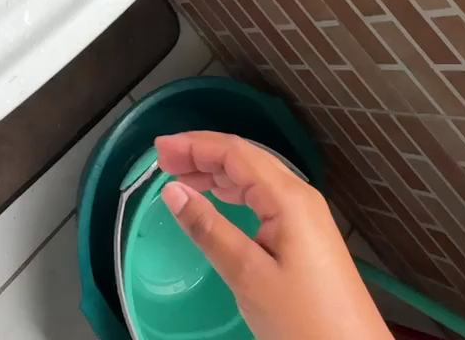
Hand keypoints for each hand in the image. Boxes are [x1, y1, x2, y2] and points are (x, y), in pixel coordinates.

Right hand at [155, 132, 392, 339]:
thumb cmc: (304, 319)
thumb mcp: (248, 275)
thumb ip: (209, 229)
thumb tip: (172, 190)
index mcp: (287, 196)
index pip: (235, 152)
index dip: (195, 145)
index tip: (160, 149)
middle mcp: (298, 195)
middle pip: (244, 157)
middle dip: (202, 154)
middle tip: (163, 161)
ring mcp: (304, 213)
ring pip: (253, 176)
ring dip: (215, 172)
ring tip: (180, 178)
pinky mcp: (305, 233)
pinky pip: (262, 196)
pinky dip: (233, 191)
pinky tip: (215, 199)